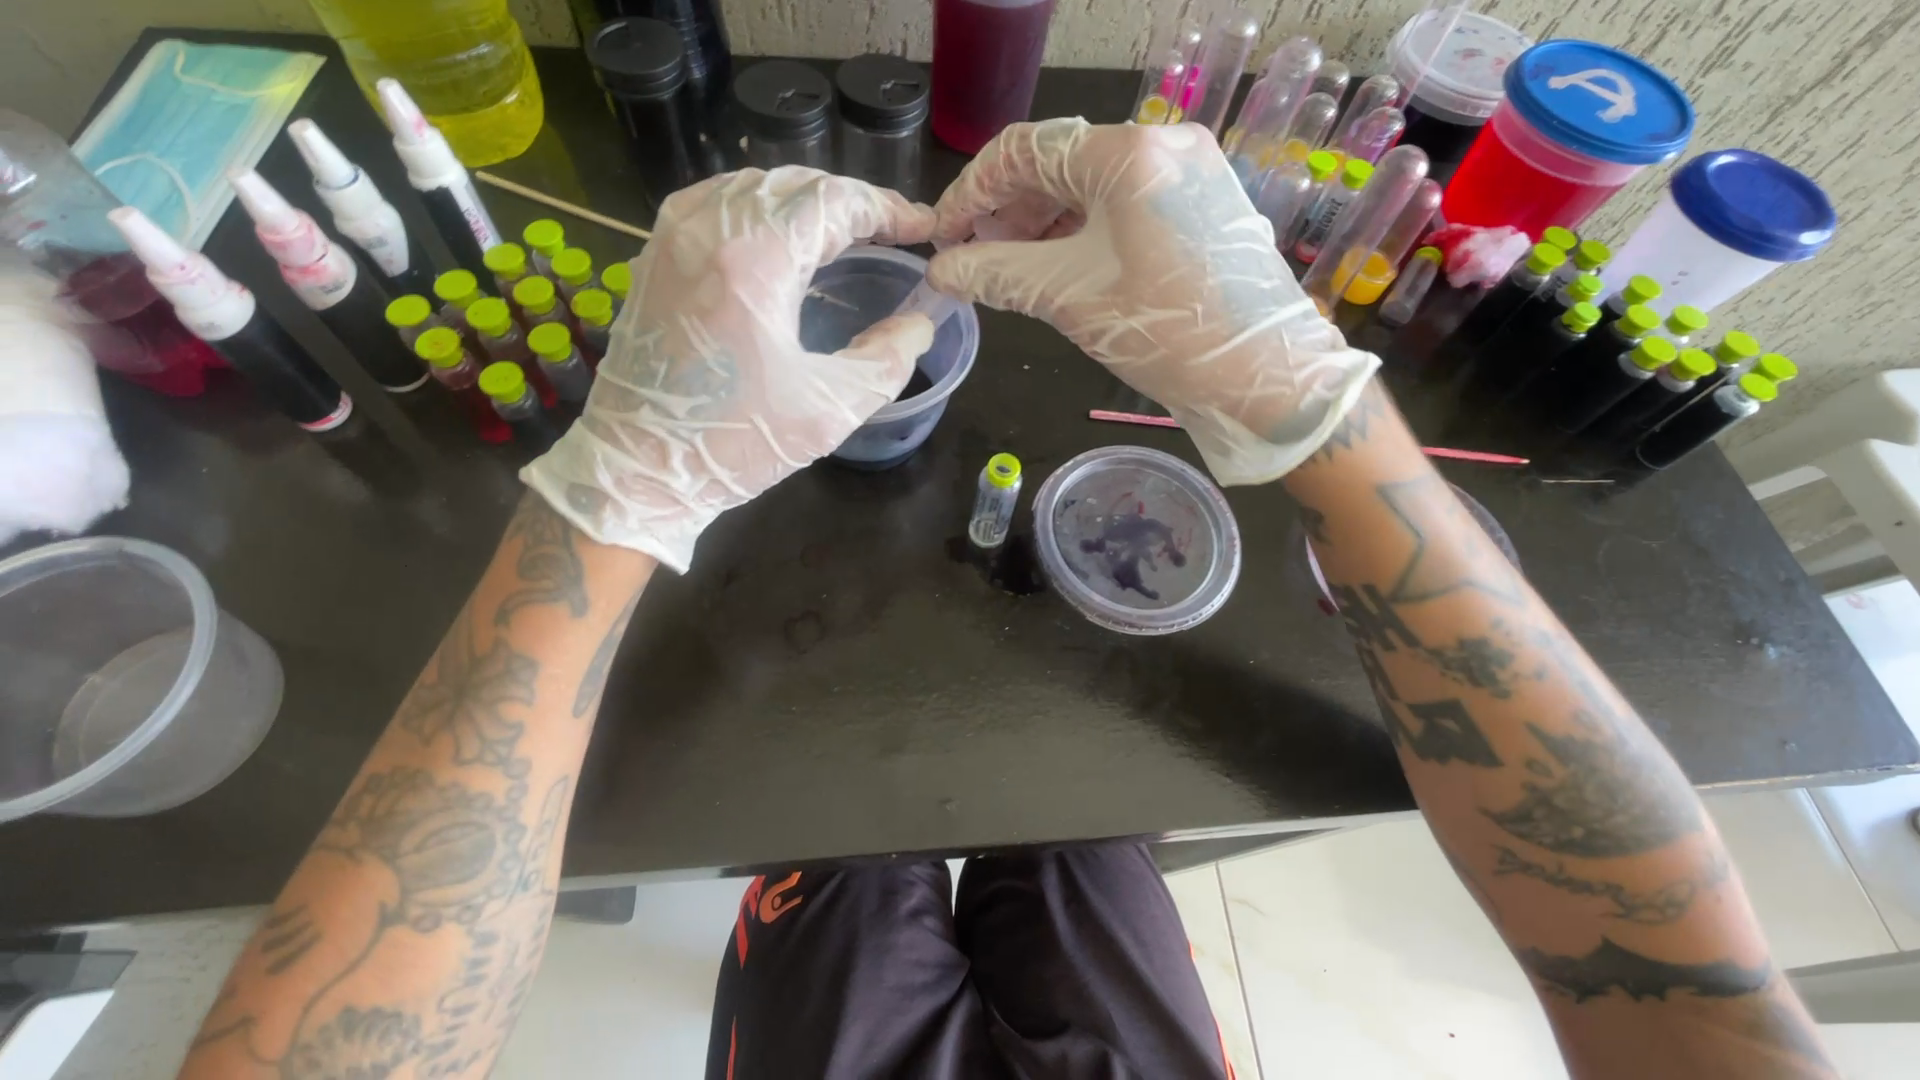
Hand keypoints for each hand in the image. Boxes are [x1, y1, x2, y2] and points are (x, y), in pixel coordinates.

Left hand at [521, 168, 935, 571]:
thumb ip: (887, 360)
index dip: (887, 208)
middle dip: (851, 202)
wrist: (638, 470)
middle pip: (796, 185)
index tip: (922, 228)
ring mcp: (671, 236)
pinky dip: (761, 210)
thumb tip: (920, 323)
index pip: (834, 202)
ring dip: (807, 202)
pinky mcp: (654, 255)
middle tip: (891, 231)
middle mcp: (707, 228)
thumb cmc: (734, 445)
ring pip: (754, 187)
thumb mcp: (829, 411)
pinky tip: (782, 239)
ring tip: (845, 233)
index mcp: (752, 260)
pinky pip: (716, 203)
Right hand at [928, 119, 1378, 484]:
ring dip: (1041, 223)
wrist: (1267, 378)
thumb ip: (997, 274)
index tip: (942, 238)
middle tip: (972, 258)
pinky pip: (1121, 205)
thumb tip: (942, 271)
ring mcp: (1187, 172)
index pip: (1025, 151)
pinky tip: (1054, 265)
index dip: (972, 193)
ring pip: (1090, 185)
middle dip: (1006, 211)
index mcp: (1129, 155)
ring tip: (1008, 268)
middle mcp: (1162, 145)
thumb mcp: (1071, 300)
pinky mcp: (1198, 203)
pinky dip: (1080, 232)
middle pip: (1058, 164)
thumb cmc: (1169, 334)